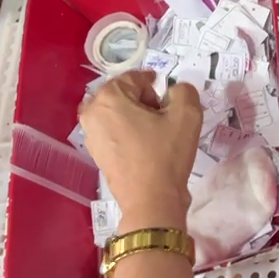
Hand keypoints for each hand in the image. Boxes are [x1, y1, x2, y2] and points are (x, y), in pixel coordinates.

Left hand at [79, 71, 202, 229]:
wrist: (151, 199)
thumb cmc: (166, 154)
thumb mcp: (187, 115)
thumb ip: (184, 91)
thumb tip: (175, 91)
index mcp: (109, 97)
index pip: (136, 78)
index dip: (157, 86)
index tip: (171, 101)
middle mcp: (92, 112)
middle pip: (123, 94)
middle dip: (144, 101)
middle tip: (164, 117)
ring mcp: (91, 134)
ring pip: (118, 113)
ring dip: (137, 117)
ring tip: (156, 134)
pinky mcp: (97, 152)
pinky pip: (114, 131)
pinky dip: (129, 132)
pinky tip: (146, 148)